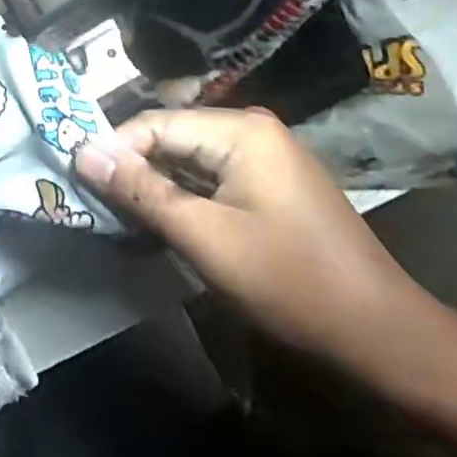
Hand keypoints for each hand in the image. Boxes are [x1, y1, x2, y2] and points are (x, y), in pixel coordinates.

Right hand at [73, 107, 424, 356]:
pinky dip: (186, 198)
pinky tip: (165, 223)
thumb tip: (84, 152)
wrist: (379, 333)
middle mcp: (253, 129)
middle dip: (134, 170)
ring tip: (122, 217)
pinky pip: (213, 178)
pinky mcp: (271, 183)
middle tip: (95, 205)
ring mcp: (266, 155)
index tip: (77, 181)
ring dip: (157, 186)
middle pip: (173, 138)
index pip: (155, 123)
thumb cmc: (289, 282)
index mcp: (241, 129)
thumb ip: (142, 191)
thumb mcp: (205, 237)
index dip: (113, 150)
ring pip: (191, 160)